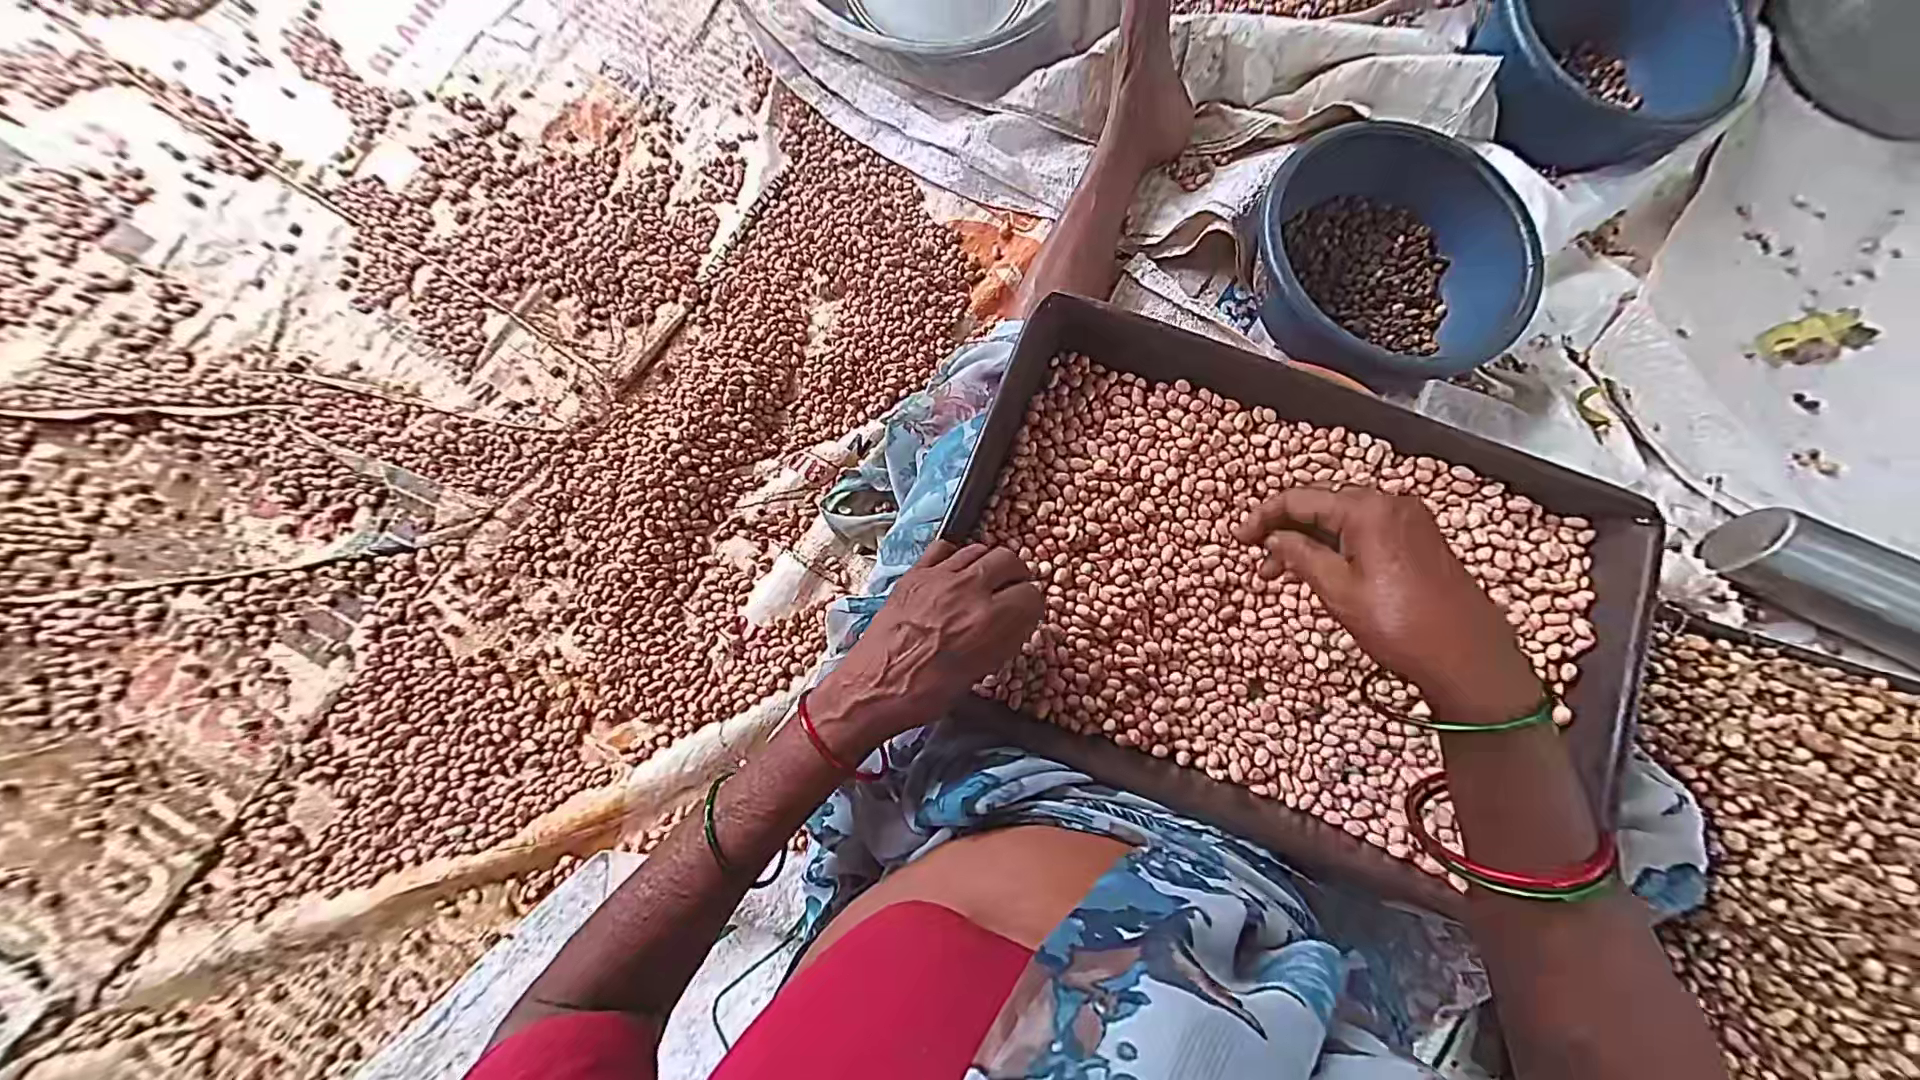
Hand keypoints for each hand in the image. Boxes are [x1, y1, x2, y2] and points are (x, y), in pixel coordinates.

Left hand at [814, 540, 1043, 742]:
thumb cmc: (926, 693)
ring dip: (987, 564)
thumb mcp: (978, 673)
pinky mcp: (915, 573)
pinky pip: (944, 548)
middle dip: (1015, 576)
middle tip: (1009, 591)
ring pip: (978, 549)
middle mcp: (970, 589)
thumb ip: (1002, 639)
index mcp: (992, 620)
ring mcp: (939, 576)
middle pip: (1009, 559)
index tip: (1025, 613)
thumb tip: (1012, 621)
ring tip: (982, 581)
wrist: (874, 688)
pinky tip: (952, 572)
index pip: (1031, 594)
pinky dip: (954, 556)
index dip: (1030, 606)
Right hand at [1233, 487, 1540, 722]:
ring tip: (1279, 571)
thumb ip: (1299, 555)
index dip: (1262, 516)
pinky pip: (1362, 532)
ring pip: (1340, 520)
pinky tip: (1316, 569)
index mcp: (1368, 510)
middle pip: (1320, 505)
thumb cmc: (1400, 625)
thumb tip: (1273, 538)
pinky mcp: (1418, 541)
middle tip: (1256, 557)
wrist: (1469, 659)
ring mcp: (1408, 521)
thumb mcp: (1337, 590)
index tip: (1238, 538)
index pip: (1299, 499)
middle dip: (1283, 529)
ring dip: (1306, 540)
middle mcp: (1391, 504)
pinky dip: (1333, 546)